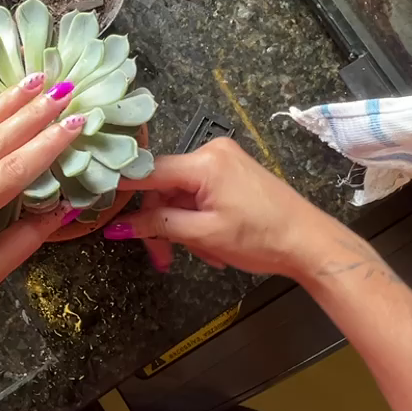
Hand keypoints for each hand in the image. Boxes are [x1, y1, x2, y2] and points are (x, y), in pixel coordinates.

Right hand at [107, 138, 373, 282]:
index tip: (100, 209)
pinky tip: (212, 244)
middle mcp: (211, 151)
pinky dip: (198, 219)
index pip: (147, 172)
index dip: (122, 192)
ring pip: (181, 194)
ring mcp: (223, 160)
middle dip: (161, 224)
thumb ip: (157, 225)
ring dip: (183, 227)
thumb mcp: (204, 235)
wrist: (312, 243)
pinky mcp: (232, 172)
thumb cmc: (261, 238)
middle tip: (163, 259)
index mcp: (203, 161)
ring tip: (204, 255)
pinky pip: (199, 194)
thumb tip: (116, 227)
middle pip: (164, 187)